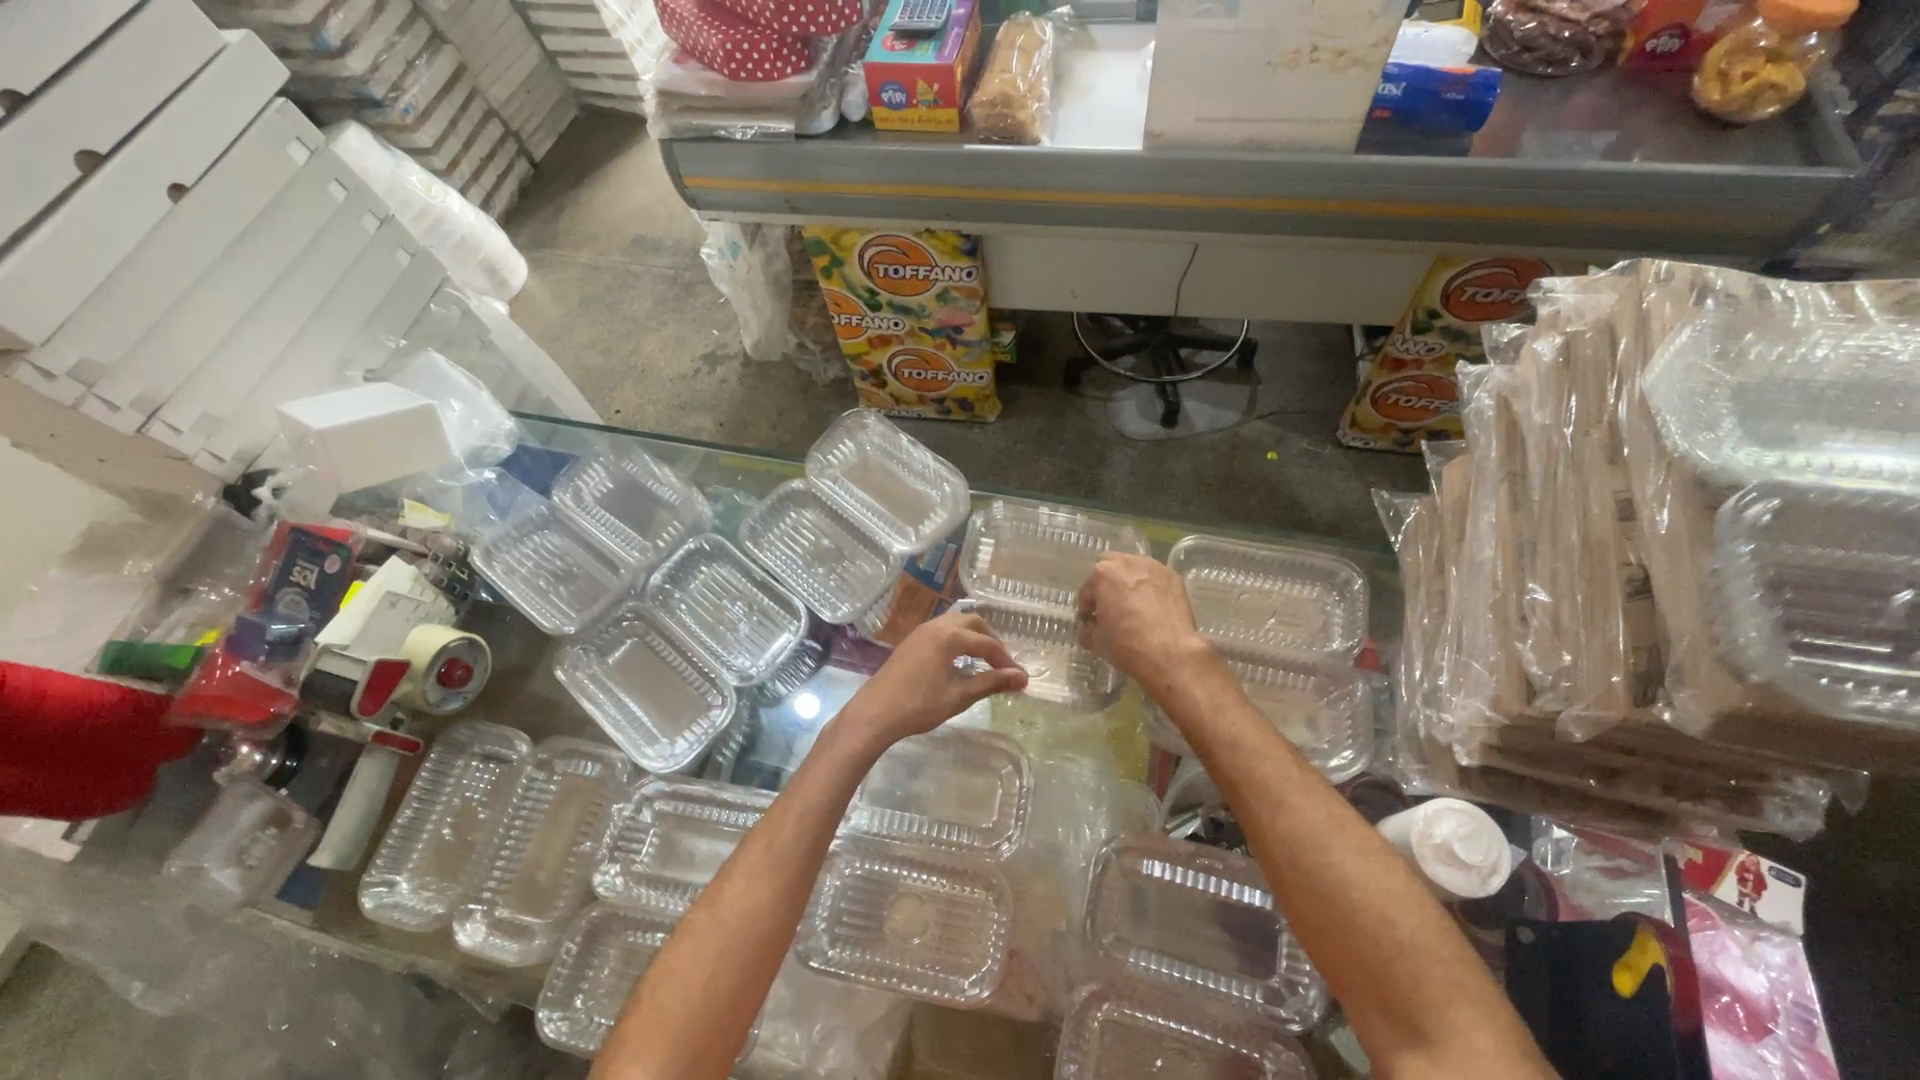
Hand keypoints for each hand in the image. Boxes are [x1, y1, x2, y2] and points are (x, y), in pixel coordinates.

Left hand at [831, 611, 1027, 755]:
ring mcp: (921, 632)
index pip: (987, 644)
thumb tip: (1021, 678)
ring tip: (985, 660)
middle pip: (973, 624)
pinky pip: (942, 630)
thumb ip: (991, 683)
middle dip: (992, 642)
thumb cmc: (918, 706)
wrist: (874, 713)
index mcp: (949, 637)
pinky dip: (958, 639)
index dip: (1006, 661)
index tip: (1020, 679)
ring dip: (974, 637)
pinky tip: (960, 660)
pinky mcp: (911, 641)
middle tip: (1003, 664)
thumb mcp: (959, 696)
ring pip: (956, 623)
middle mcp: (936, 626)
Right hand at [1077, 554, 1212, 685]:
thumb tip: (1090, 628)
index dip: (1087, 608)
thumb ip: (1088, 629)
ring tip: (1134, 605)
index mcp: (1102, 574)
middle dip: (1107, 585)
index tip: (1091, 622)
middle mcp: (1127, 563)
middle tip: (1111, 607)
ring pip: (1134, 569)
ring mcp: (1154, 567)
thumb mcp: (1096, 641)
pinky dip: (1150, 588)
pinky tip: (1153, 607)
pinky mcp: (1174, 576)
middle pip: (1110, 568)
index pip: (1087, 589)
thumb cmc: (1126, 645)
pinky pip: (1155, 578)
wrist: (1169, 653)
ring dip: (1129, 583)